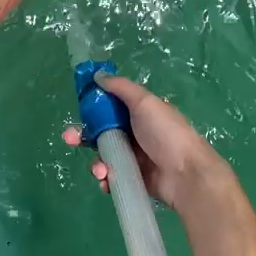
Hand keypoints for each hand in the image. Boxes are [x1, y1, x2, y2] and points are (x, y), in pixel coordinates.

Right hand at [61, 73, 233, 207]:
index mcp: (139, 113)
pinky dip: (105, 179)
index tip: (78, 112)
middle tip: (69, 138)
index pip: (109, 109)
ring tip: (101, 169)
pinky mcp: (132, 178)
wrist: (185, 173)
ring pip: (102, 156)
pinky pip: (110, 176)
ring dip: (96, 162)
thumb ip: (121, 88)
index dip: (91, 110)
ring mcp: (133, 157)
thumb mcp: (145, 102)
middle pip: (100, 133)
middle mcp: (134, 134)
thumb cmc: (166, 133)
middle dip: (82, 136)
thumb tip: (98, 75)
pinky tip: (108, 180)